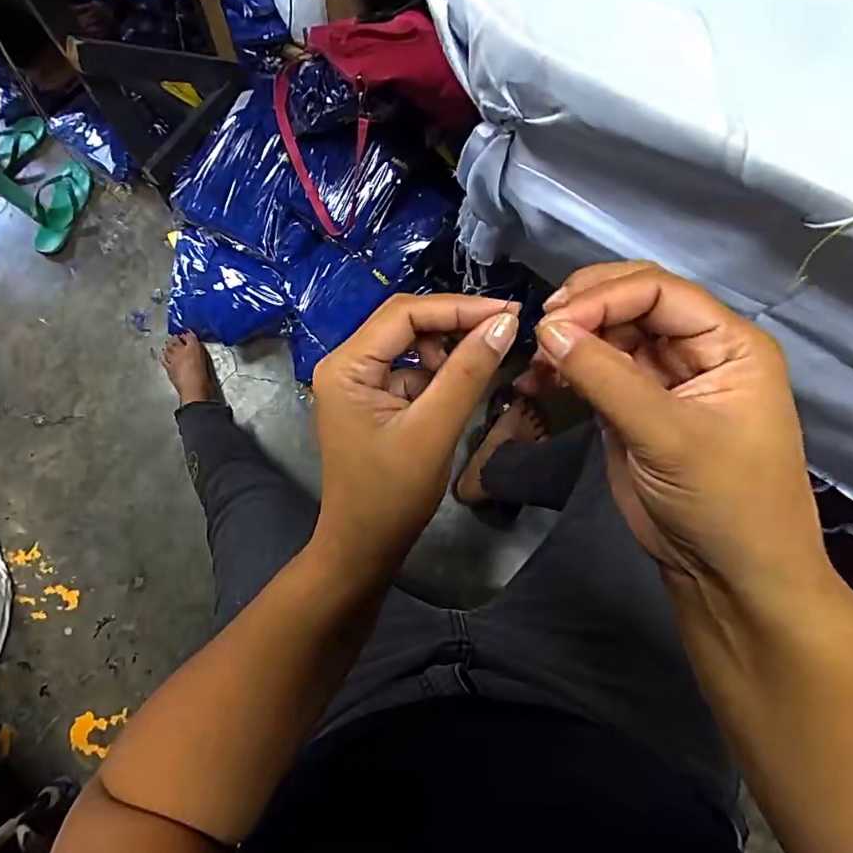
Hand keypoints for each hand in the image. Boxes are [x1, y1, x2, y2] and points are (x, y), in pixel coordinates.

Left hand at [311, 294, 520, 573]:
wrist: (363, 545)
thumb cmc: (392, 494)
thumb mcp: (434, 430)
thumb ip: (468, 372)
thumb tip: (503, 323)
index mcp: (345, 365)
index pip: (403, 314)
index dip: (458, 307)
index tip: (509, 311)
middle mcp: (343, 363)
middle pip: (403, 322)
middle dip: (454, 322)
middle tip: (504, 327)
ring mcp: (354, 380)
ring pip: (408, 343)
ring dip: (446, 348)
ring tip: (481, 363)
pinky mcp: (368, 397)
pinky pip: (408, 369)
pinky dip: (436, 372)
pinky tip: (457, 388)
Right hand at [535, 263, 827, 593]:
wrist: (727, 574)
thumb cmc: (723, 501)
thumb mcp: (668, 435)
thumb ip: (606, 376)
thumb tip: (545, 328)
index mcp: (728, 343)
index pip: (658, 291)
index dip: (603, 297)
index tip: (552, 321)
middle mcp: (695, 349)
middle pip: (631, 300)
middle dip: (583, 306)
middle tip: (541, 327)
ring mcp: (660, 376)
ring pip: (605, 331)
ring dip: (567, 338)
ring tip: (536, 361)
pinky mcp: (630, 402)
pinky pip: (592, 367)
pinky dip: (562, 367)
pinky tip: (538, 380)